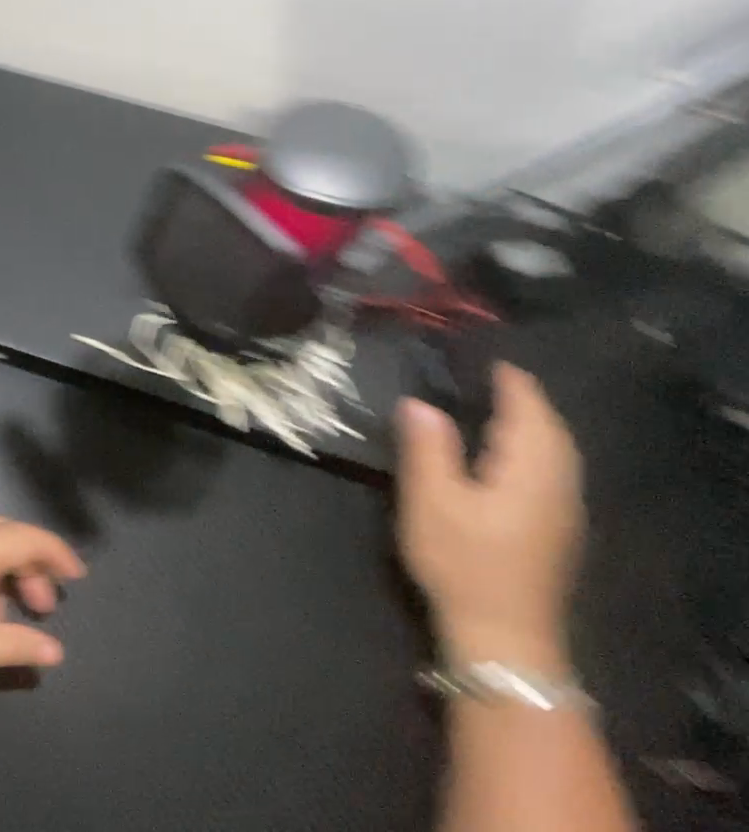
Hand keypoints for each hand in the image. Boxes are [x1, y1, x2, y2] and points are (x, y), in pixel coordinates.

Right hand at [396, 364, 583, 667]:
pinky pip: (549, 466)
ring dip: (527, 420)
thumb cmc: (462, 561)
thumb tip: (419, 402)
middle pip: (548, 425)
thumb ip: (427, 448)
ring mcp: (562, 504)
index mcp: (530, 467)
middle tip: (477, 372)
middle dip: (519, 395)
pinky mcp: (555, 523)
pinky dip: (529, 444)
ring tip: (488, 402)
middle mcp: (558, 479)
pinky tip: (502, 450)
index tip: (473, 352)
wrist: (503, 631)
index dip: (504, 377)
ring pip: (553, 447)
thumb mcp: (431, 501)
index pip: (527, 406)